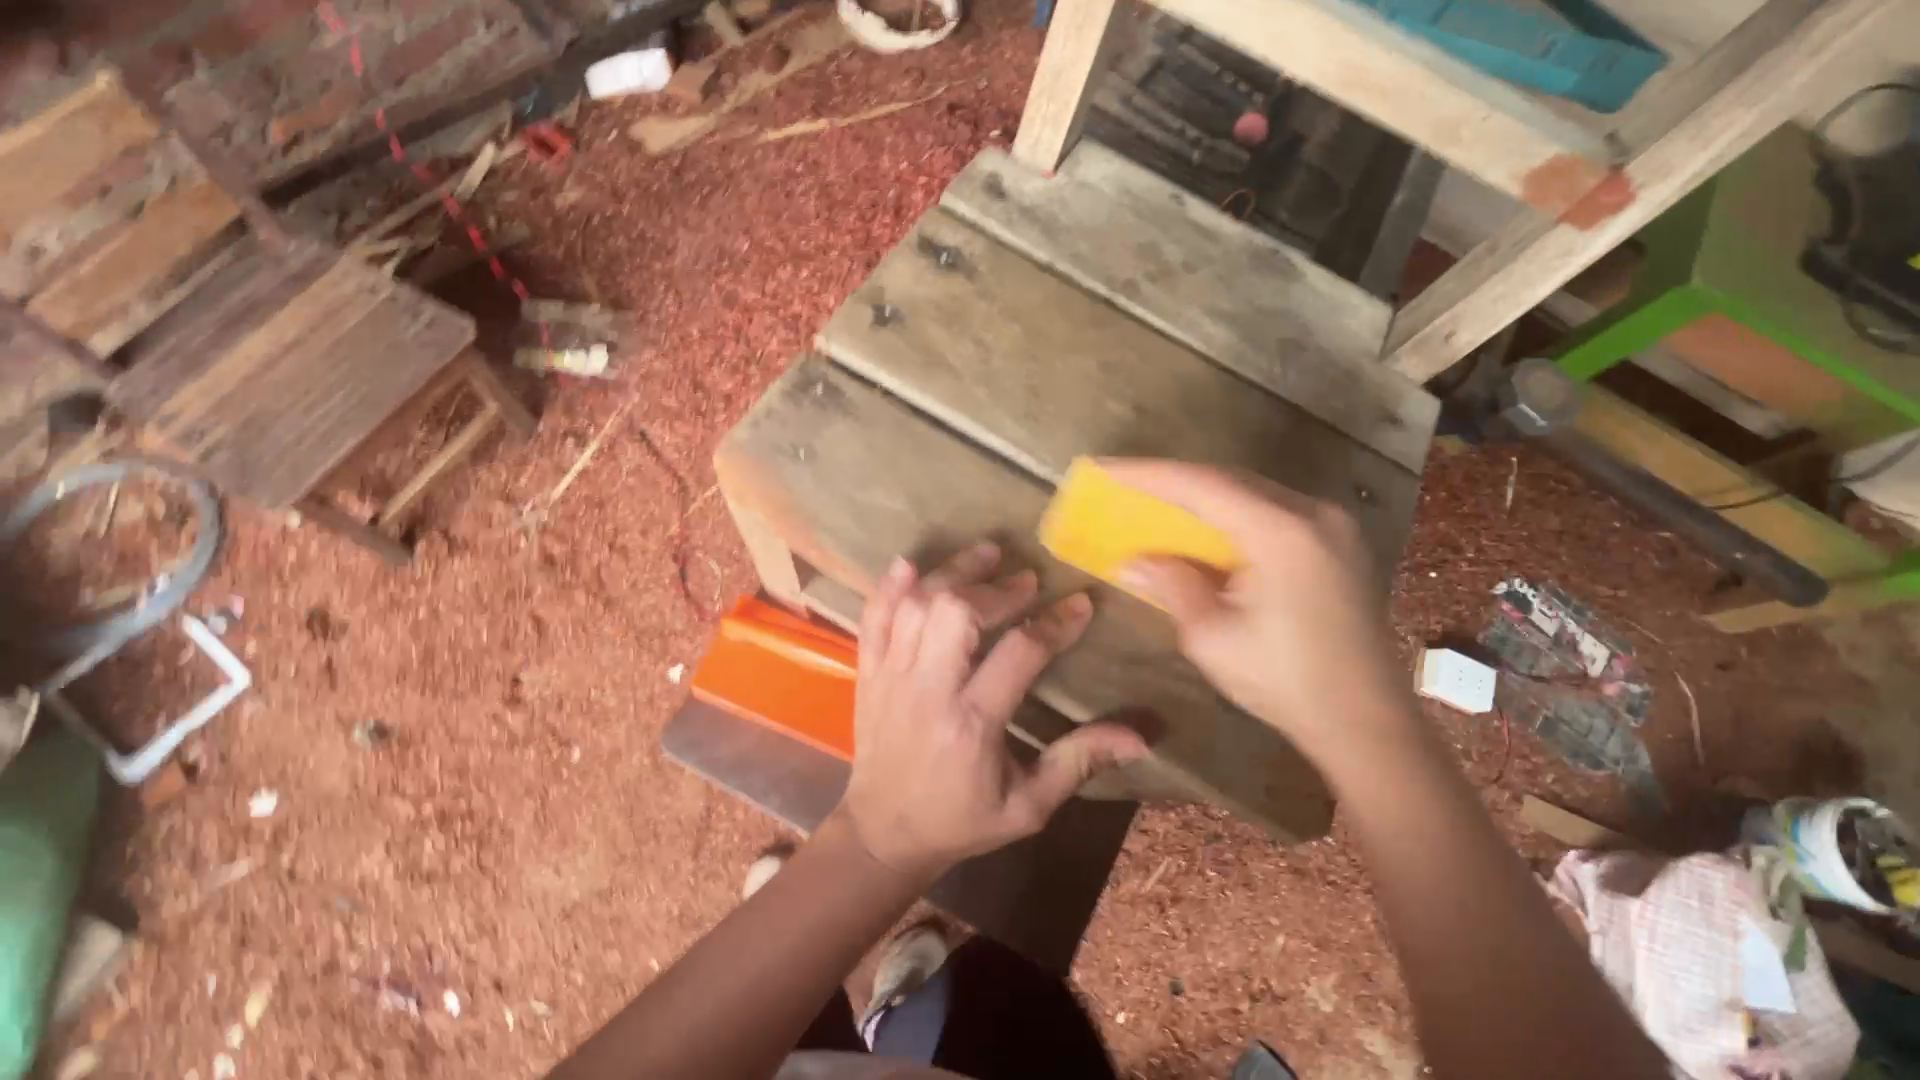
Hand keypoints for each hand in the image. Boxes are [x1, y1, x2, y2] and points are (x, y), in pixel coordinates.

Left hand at [838, 542, 1147, 880]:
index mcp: (972, 725)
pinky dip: (888, 588)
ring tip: (986, 555)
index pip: (1018, 654)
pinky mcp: (868, 673)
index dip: (1054, 623)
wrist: (883, 835)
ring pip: (915, 607)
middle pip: (955, 614)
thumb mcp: (1029, 807)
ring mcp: (890, 677)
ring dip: (951, 574)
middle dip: (996, 588)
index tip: (1081, 603)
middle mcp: (927, 691)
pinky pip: (872, 619)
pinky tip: (912, 565)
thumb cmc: (962, 821)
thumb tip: (1139, 737)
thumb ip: (1078, 763)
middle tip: (1027, 578)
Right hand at [1102, 460, 1412, 762]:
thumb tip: (1135, 559)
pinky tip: (1209, 531)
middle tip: (1128, 486)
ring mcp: (1334, 526)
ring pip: (1255, 493)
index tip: (1106, 469)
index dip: (1149, 474)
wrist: (1367, 720)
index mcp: (1282, 532)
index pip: (1202, 484)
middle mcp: (1313, 514)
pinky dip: (1236, 515)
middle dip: (1176, 481)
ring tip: (1160, 504)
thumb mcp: (1212, 637)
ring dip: (1206, 498)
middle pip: (1231, 480)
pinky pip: (1276, 512)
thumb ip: (1173, 585)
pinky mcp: (1341, 545)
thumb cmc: (1285, 682)